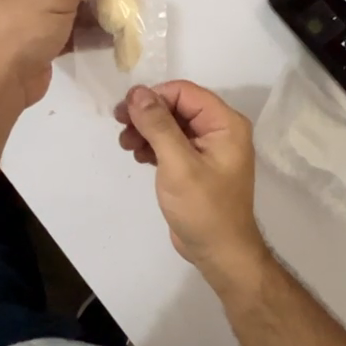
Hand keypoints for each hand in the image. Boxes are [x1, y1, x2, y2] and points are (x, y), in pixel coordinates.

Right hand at [114, 81, 267, 279]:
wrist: (220, 253)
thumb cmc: (203, 208)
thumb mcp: (177, 164)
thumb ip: (158, 125)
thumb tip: (137, 92)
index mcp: (225, 124)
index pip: (184, 92)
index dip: (154, 97)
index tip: (126, 111)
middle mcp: (220, 130)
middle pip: (176, 106)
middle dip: (147, 115)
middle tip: (120, 125)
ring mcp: (208, 148)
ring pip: (170, 124)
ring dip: (146, 130)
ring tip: (126, 145)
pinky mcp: (196, 164)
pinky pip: (171, 143)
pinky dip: (152, 145)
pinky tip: (138, 156)